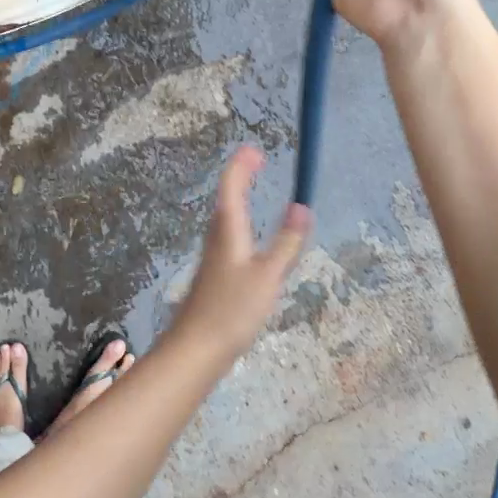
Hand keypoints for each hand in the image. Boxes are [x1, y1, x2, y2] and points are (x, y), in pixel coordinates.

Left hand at [171, 146, 311, 362]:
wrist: (196, 348)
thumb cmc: (232, 309)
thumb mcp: (268, 276)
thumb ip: (286, 243)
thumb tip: (301, 206)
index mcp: (228, 229)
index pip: (231, 186)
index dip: (241, 165)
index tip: (255, 150)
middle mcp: (217, 236)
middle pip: (226, 197)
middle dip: (240, 176)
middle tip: (257, 162)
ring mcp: (213, 256)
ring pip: (225, 217)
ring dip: (238, 197)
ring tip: (252, 189)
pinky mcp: (215, 274)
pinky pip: (228, 234)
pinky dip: (238, 220)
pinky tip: (248, 237)